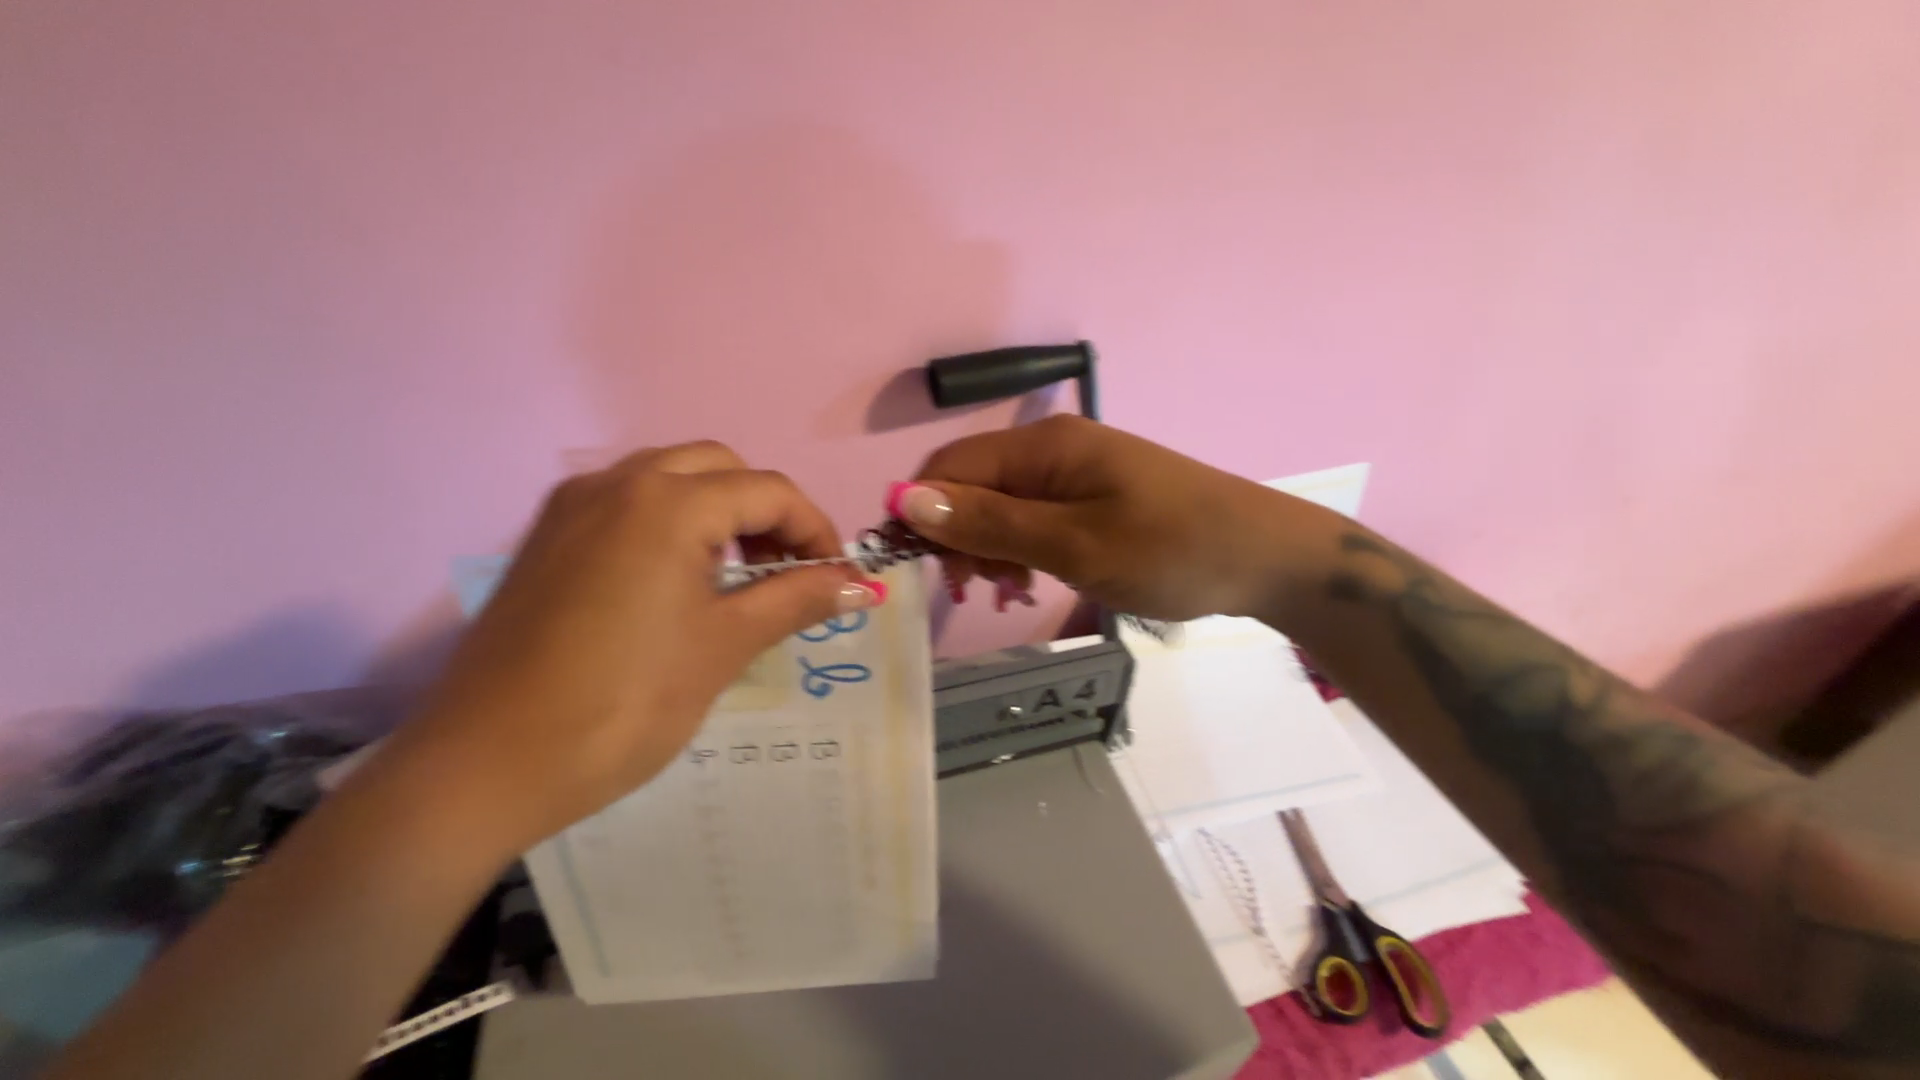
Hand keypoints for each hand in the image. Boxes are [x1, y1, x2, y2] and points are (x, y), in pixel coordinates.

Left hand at [380, 441, 881, 853]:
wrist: (487, 764)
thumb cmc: (622, 704)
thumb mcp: (723, 647)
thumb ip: (796, 600)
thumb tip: (860, 584)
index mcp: (666, 502)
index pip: (768, 491)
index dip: (814, 530)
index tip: (836, 580)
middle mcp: (616, 482)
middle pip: (719, 467)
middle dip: (765, 511)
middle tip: (786, 573)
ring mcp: (572, 506)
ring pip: (669, 478)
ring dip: (717, 512)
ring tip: (736, 579)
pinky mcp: (546, 538)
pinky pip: (626, 503)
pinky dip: (669, 523)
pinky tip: (675, 583)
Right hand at [893, 415, 1337, 620]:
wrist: (1264, 557)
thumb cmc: (1169, 550)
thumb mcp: (1071, 544)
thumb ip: (988, 523)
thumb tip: (906, 499)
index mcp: (1043, 447)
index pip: (949, 467)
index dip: (923, 515)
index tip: (927, 574)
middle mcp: (1053, 448)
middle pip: (972, 485)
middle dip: (959, 538)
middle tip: (977, 593)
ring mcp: (1077, 471)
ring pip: (1001, 505)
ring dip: (990, 548)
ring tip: (1010, 592)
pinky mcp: (1096, 495)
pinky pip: (1035, 516)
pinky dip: (1022, 548)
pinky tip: (1033, 580)